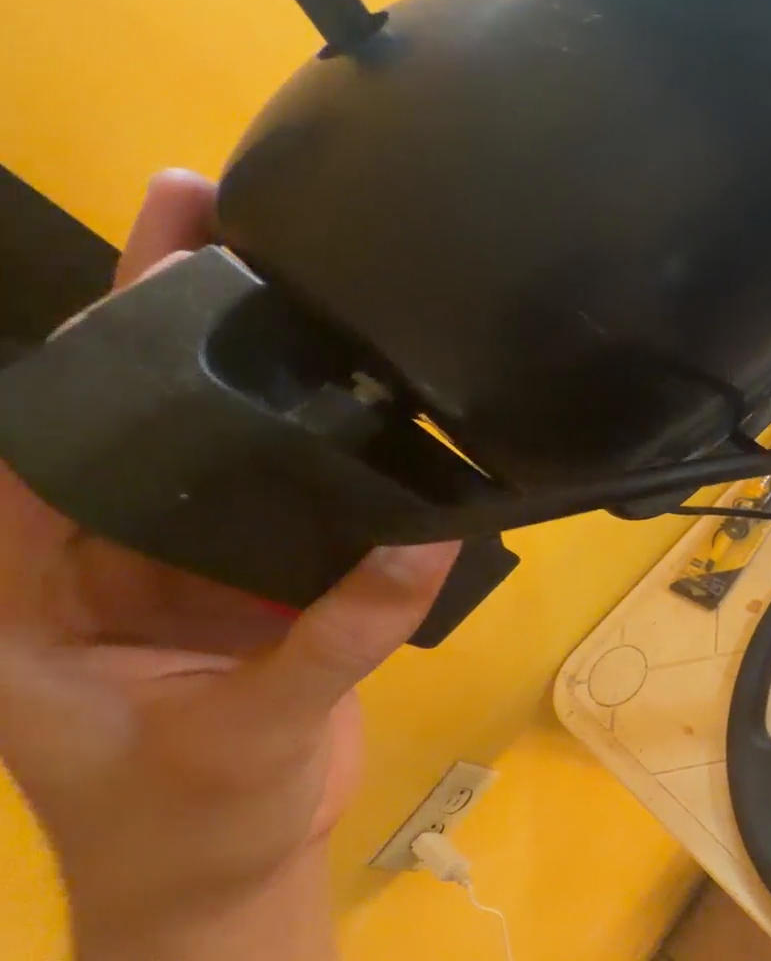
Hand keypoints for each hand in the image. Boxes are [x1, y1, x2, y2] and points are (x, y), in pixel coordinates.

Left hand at [0, 170, 457, 960]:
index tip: (155, 248)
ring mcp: (184, 562)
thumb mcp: (246, 730)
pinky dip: (317, 446)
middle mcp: (99, 553)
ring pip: (210, 447)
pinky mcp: (256, 578)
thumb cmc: (192, 819)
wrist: (232, 868)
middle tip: (212, 208)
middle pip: (126, 416)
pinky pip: (284, 496)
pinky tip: (355, 396)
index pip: (44, 440)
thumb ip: (334, 635)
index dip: (89, 342)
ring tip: (296, 279)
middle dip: (164, 315)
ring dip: (249, 371)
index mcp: (32, 586)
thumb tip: (425, 540)